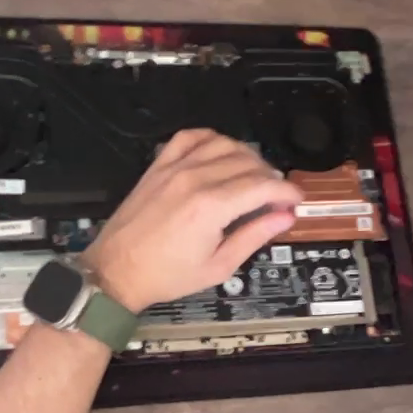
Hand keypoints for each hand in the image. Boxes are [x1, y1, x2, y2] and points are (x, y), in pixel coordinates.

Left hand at [83, 129, 303, 310]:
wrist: (117, 271)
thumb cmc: (166, 275)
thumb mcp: (218, 266)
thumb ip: (254, 236)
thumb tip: (284, 218)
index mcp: (211, 207)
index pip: (263, 185)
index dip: (286, 190)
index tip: (295, 200)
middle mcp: (194, 179)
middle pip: (248, 162)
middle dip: (271, 177)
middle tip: (276, 197)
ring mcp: (174, 168)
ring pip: (224, 144)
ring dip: (246, 156)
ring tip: (254, 177)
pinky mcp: (159, 166)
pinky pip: (191, 137)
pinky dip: (212, 139)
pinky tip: (221, 154)